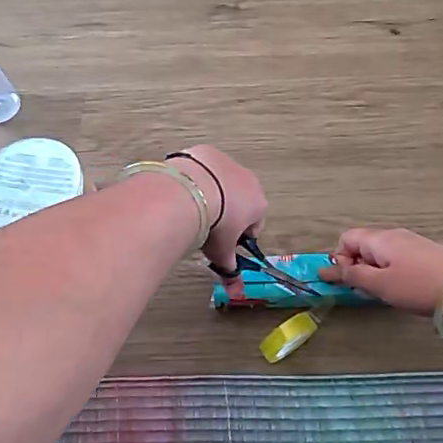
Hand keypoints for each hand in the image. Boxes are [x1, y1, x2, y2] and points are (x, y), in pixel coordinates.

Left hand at [169, 145, 265, 272]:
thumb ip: (230, 269)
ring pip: (222, 181)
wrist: (193, 192)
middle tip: (208, 225)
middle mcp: (250, 180)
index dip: (239, 235)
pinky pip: (204, 166)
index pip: (255, 224)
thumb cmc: (215, 225)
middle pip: (241, 199)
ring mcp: (229, 163)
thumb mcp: (222, 252)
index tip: (224, 241)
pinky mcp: (207, 151)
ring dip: (213, 191)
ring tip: (192, 206)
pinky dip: (196, 175)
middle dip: (228, 211)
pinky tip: (183, 187)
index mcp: (260, 204)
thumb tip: (235, 290)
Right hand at [318, 227, 442, 315]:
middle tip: (366, 290)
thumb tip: (326, 268)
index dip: (340, 259)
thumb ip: (352, 275)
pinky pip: (396, 258)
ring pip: (380, 254)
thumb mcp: (379, 284)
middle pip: (362, 245)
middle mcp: (393, 235)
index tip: (349, 282)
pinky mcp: (424, 253)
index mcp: (379, 239)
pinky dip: (391, 272)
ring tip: (386, 293)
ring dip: (374, 272)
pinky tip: (403, 289)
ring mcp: (411, 242)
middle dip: (357, 267)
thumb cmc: (419, 286)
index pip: (346, 238)